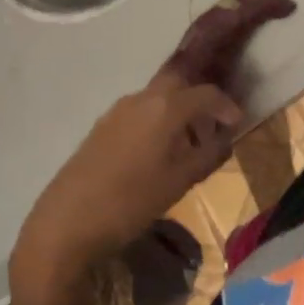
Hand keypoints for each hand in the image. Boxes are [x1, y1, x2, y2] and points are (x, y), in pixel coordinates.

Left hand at [11, 0, 295, 287]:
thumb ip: (209, 154)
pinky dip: (161, 121)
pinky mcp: (103, 127)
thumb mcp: (181, 181)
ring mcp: (118, 110)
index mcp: (166, 106)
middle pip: (181, 80)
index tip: (238, 122)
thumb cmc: (131, 201)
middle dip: (203, 94)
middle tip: (218, 116)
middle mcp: (143, 97)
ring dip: (182, 110)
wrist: (65, 224)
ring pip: (161, 97)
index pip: (208, 94)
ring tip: (193, 139)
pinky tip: (163, 150)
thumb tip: (225, 137)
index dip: (228, 106)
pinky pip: (143, 112)